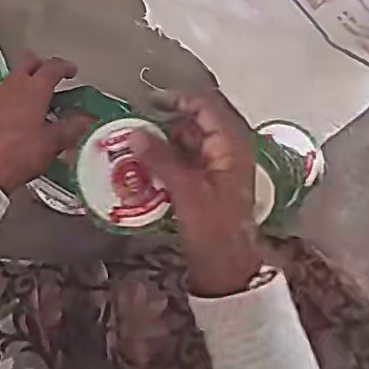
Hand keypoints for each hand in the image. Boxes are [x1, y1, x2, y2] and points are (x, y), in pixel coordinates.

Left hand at [0, 52, 97, 190]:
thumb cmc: (21, 152)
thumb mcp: (53, 143)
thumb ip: (72, 127)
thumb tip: (86, 120)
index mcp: (35, 88)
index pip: (53, 67)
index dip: (65, 67)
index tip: (72, 72)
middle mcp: (14, 84)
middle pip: (29, 62)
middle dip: (42, 66)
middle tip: (52, 78)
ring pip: (13, 77)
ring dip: (25, 82)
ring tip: (35, 100)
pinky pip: (1, 92)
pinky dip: (12, 96)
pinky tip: (16, 114)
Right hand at [134, 92, 263, 296]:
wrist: (227, 269)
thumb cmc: (214, 229)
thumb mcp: (186, 190)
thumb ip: (161, 158)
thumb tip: (135, 132)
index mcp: (232, 143)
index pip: (207, 105)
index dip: (179, 98)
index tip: (149, 101)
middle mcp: (229, 148)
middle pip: (197, 121)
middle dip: (167, 120)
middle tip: (136, 121)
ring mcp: (220, 165)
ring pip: (190, 140)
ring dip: (165, 139)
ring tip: (135, 142)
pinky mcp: (209, 181)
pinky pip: (187, 159)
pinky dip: (168, 157)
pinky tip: (145, 163)